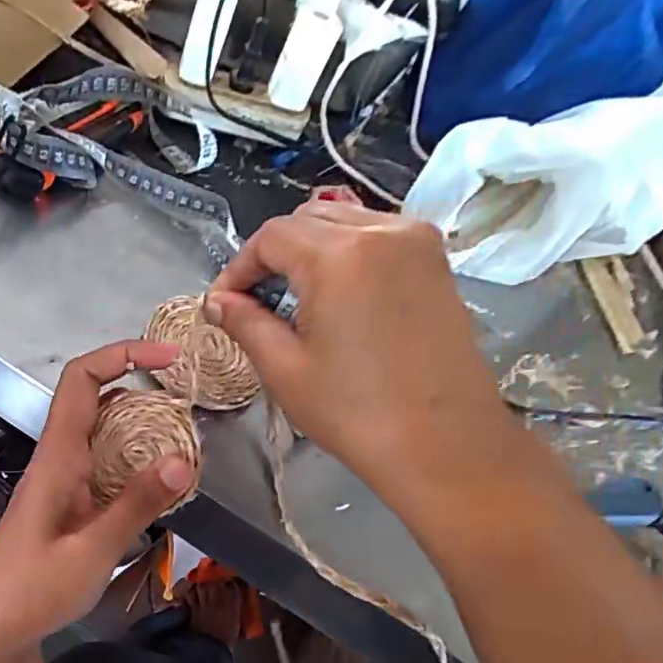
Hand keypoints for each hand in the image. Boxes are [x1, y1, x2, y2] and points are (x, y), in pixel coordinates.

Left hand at [0, 340, 194, 662]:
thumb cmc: (33, 592)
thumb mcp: (92, 552)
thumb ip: (137, 505)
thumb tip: (184, 460)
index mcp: (56, 459)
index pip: (81, 380)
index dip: (122, 354)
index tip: (168, 359)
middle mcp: (56, 461)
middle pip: (95, 401)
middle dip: (142, 390)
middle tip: (187, 405)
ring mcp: (59, 483)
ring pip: (101, 435)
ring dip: (140, 428)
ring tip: (183, 440)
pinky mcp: (65, 506)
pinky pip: (101, 467)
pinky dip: (132, 462)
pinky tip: (158, 483)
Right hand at [205, 197, 508, 484]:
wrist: (444, 443)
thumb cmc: (354, 412)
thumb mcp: (285, 369)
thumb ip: (246, 323)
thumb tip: (219, 302)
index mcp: (340, 255)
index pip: (272, 236)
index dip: (239, 267)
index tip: (223, 303)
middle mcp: (383, 230)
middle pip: (309, 218)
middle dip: (272, 255)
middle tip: (254, 302)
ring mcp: (418, 242)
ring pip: (345, 222)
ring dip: (309, 251)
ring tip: (293, 300)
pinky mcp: (437, 262)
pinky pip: (377, 238)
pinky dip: (346, 256)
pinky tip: (336, 299)